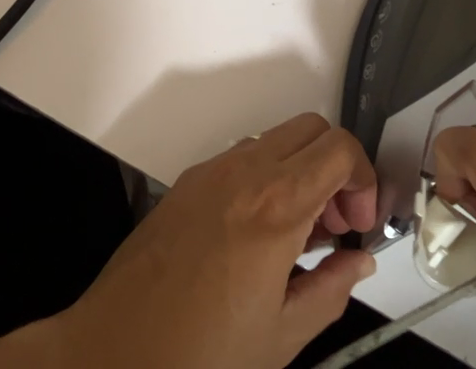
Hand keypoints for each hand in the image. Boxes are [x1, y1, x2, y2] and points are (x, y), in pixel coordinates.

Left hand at [0, 112, 378, 368]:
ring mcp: (208, 174)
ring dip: (300, 169)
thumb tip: (355, 266)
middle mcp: (240, 176)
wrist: (111, 353)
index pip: (339, 149)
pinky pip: (240, 157)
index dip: (363, 180)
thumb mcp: (280, 336)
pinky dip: (265, 176)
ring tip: (301, 232)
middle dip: (337, 167)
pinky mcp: (185, 184)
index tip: (359, 221)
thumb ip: (331, 290)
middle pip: (311, 129)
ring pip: (275, 139)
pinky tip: (261, 232)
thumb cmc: (189, 354)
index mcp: (274, 208)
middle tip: (337, 221)